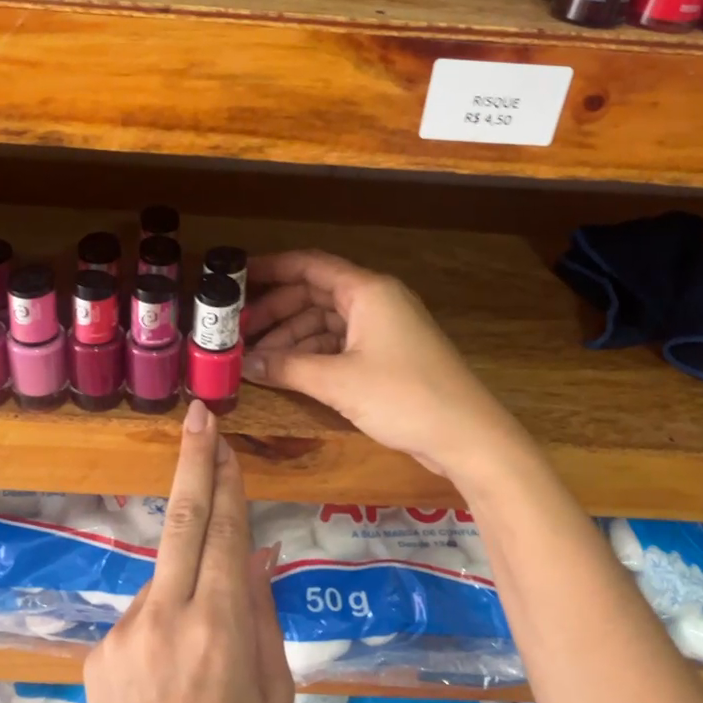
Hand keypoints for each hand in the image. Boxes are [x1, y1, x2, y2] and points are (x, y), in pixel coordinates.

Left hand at [87, 400, 294, 702]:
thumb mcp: (277, 693)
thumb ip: (264, 612)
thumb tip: (258, 550)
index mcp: (222, 630)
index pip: (227, 533)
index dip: (229, 483)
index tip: (226, 444)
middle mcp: (168, 618)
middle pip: (181, 521)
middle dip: (192, 463)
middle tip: (197, 416)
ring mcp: (126, 632)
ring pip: (164, 575)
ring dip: (186, 577)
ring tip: (203, 647)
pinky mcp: (100, 651)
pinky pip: (143, 614)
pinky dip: (166, 619)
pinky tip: (174, 674)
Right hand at [242, 250, 526, 483]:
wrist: (467, 436)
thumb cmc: (404, 396)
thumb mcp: (338, 381)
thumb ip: (287, 367)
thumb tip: (244, 362)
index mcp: (367, 291)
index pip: (309, 265)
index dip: (270, 268)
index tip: (235, 280)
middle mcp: (375, 301)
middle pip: (314, 294)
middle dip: (275, 311)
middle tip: (237, 332)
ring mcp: (383, 329)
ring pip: (325, 322)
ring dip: (291, 337)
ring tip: (254, 358)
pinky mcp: (387, 356)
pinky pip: (340, 344)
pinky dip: (312, 354)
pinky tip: (286, 371)